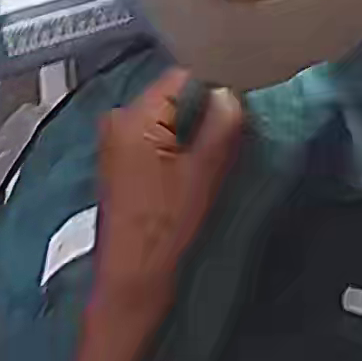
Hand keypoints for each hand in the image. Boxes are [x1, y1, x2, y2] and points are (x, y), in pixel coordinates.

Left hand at [92, 68, 244, 340]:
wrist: (131, 283)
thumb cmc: (166, 229)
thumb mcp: (202, 175)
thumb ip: (221, 125)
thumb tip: (232, 91)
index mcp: (134, 117)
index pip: (183, 77)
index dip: (216, 81)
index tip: (244, 94)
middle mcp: (119, 118)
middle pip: (174, 93)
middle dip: (207, 104)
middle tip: (240, 120)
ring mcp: (116, 138)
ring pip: (168, 113)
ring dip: (196, 123)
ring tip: (223, 140)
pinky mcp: (122, 157)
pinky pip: (158, 131)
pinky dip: (180, 138)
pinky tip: (200, 157)